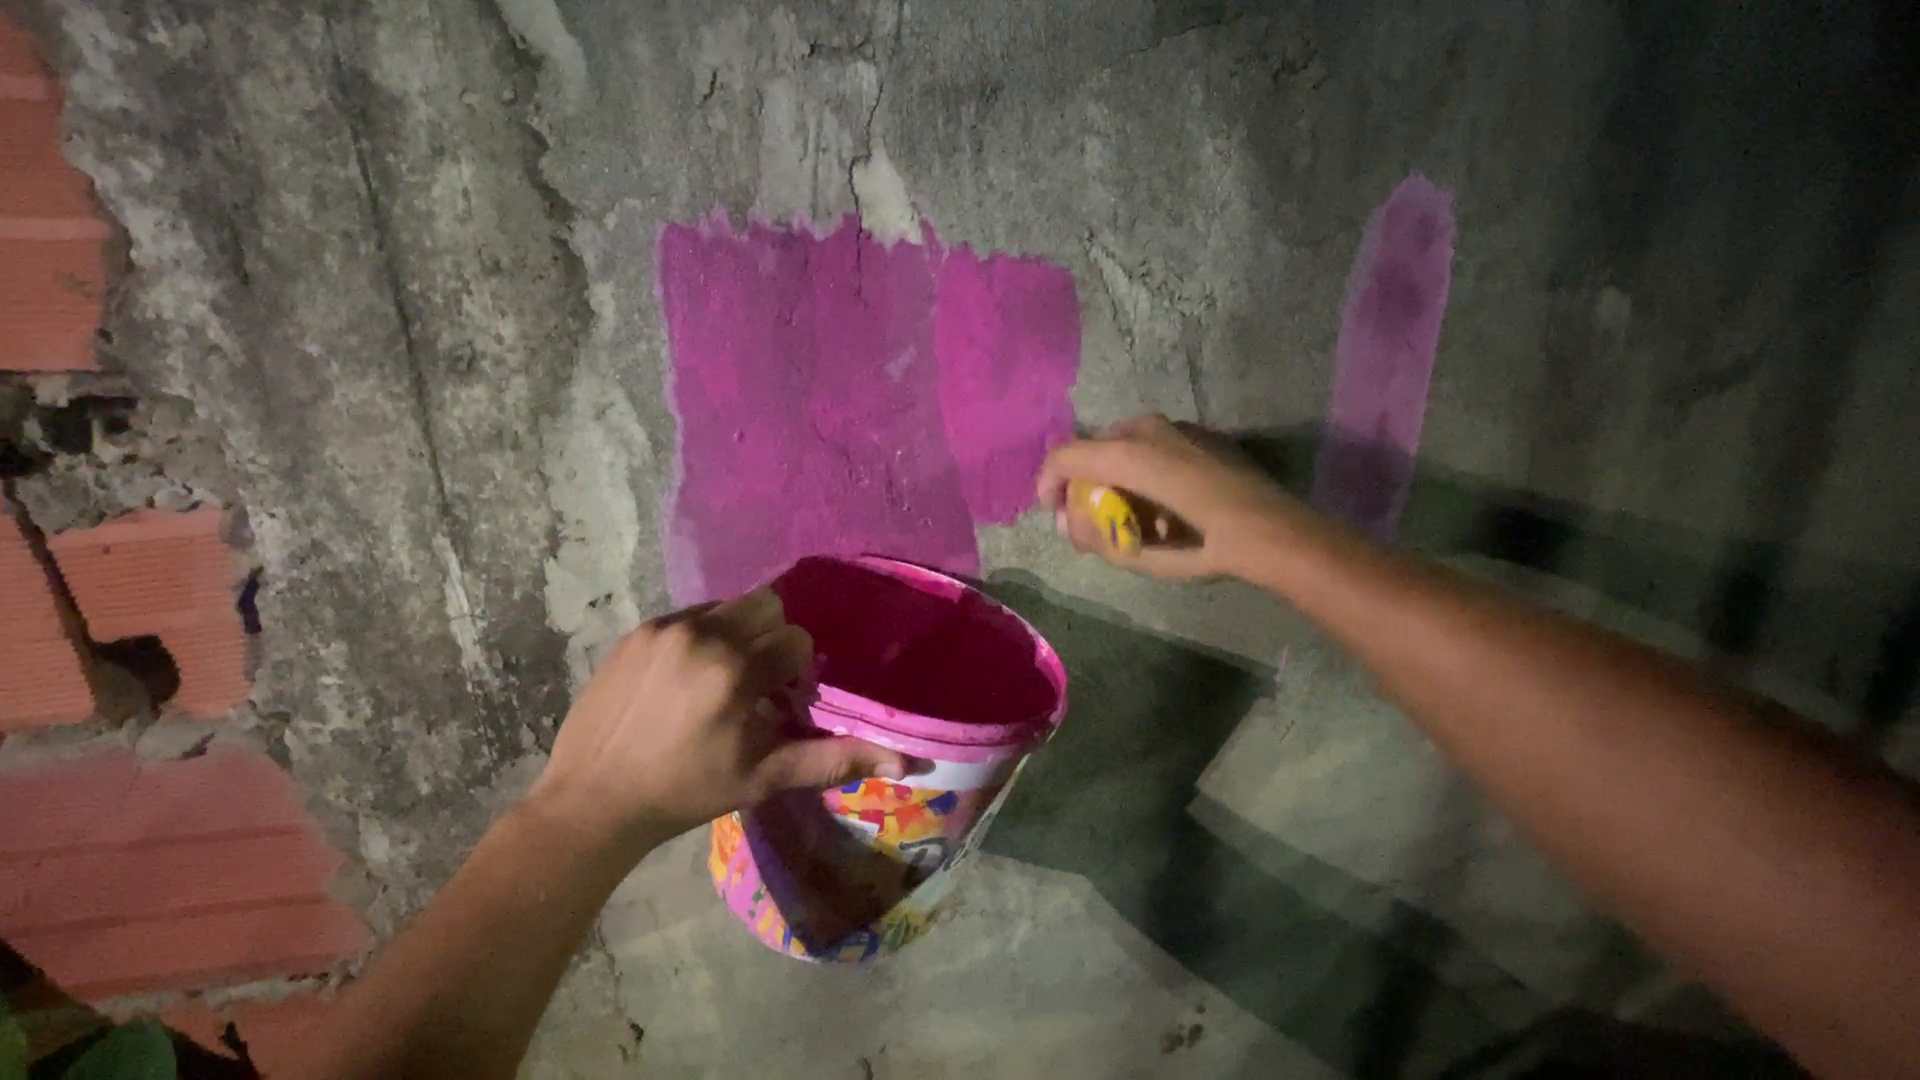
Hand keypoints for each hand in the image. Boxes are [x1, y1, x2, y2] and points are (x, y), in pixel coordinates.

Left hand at [528, 589, 907, 848]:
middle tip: (757, 683)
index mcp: (736, 669)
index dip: (796, 671)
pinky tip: (685, 679)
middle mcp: (703, 633)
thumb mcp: (764, 778)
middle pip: (767, 606)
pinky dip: (701, 637)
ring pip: (728, 607)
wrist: (594, 797)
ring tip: (720, 680)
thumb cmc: (687, 791)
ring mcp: (664, 628)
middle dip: (772, 638)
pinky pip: (689, 617)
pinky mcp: (637, 631)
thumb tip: (906, 760)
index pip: (796, 639)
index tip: (780, 701)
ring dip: (738, 634)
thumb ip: (835, 759)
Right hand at [1036, 414, 1309, 579]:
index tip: (1052, 511)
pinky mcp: (1199, 434)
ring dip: (1117, 480)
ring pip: (1124, 448)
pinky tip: (1163, 507)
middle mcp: (1146, 429)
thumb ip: (1094, 534)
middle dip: (1085, 485)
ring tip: (1132, 519)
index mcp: (1127, 455)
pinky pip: (1154, 447)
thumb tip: (1069, 522)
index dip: (1048, 483)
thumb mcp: (1140, 553)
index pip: (1065, 456)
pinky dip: (1145, 473)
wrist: (1274, 531)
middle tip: (1092, 521)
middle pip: (1095, 451)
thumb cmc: (1204, 546)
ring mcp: (1175, 427)